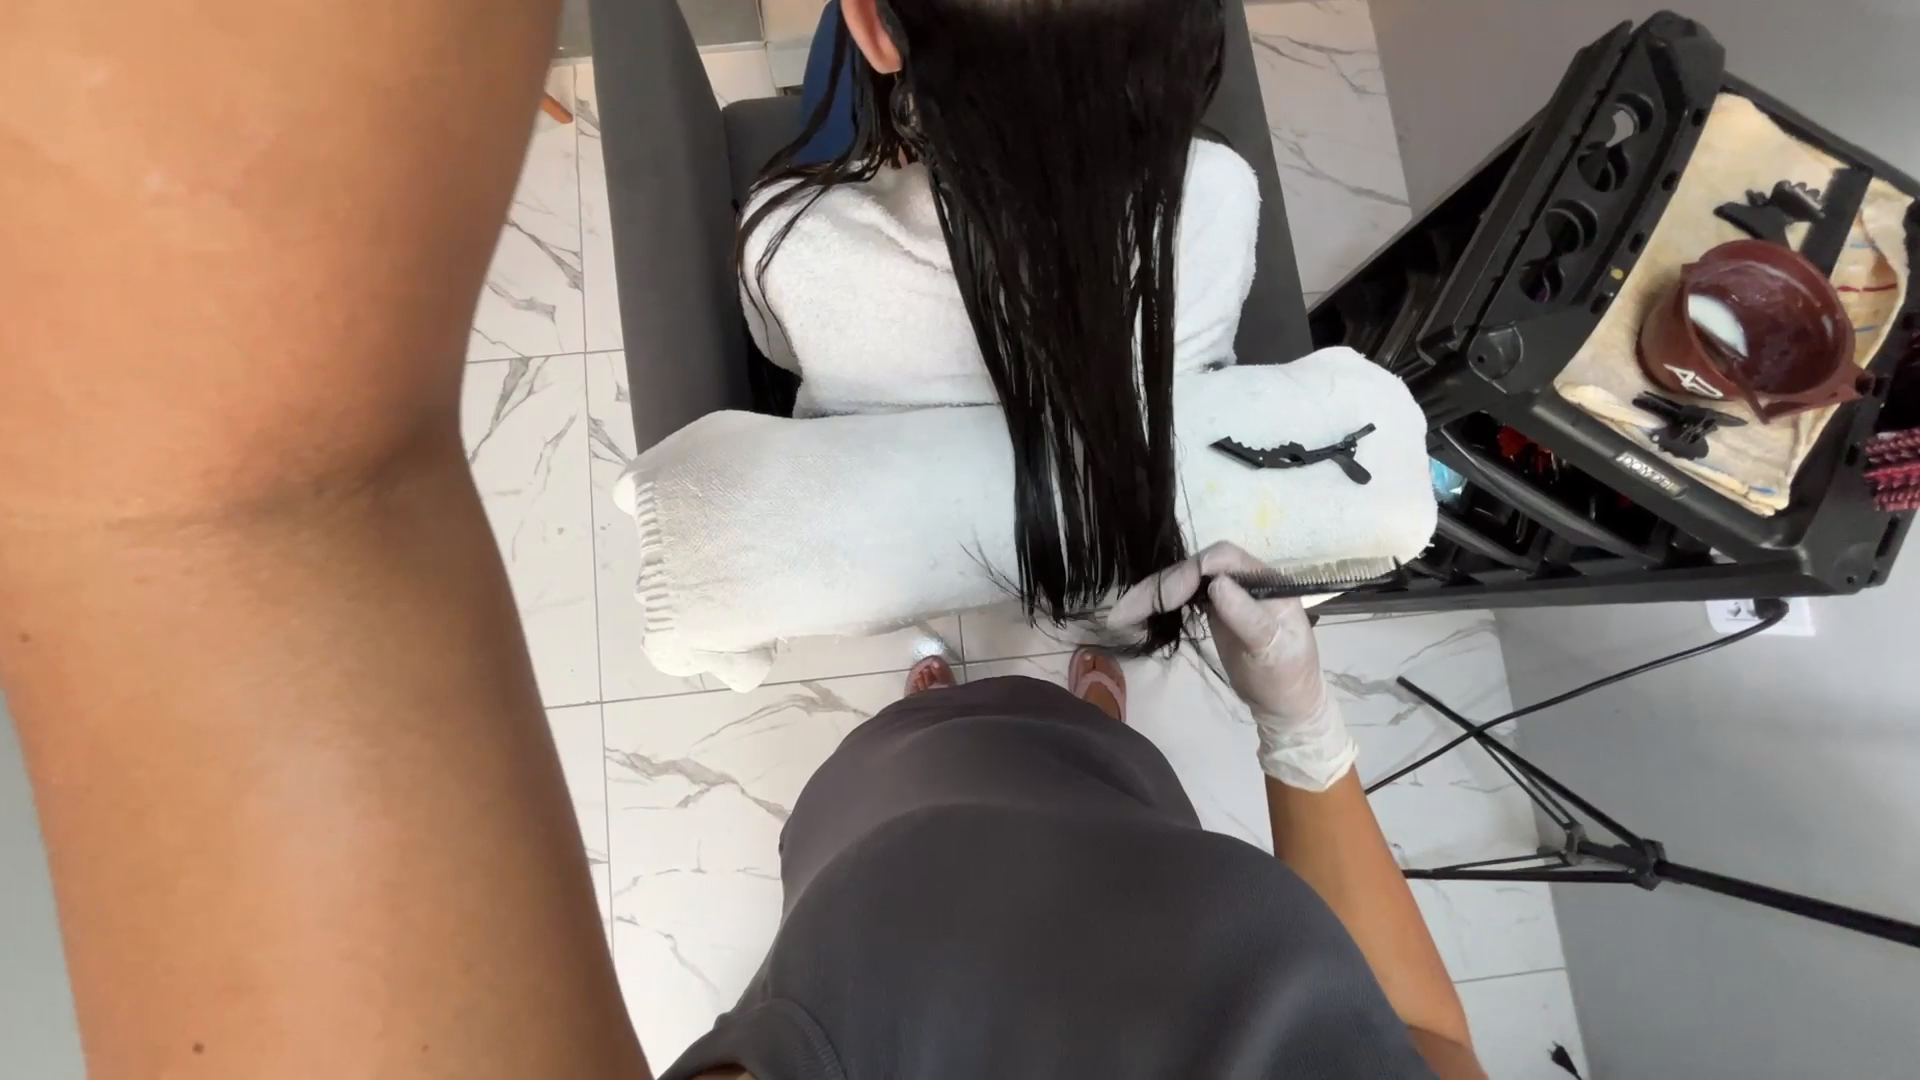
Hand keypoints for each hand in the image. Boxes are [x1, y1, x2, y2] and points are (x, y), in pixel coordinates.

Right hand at [1110, 542, 1357, 790]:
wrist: (1285, 704)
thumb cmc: (1286, 677)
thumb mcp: (1272, 650)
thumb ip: (1246, 615)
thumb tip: (1215, 583)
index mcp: (1264, 579)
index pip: (1221, 558)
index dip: (1189, 573)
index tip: (1167, 600)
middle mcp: (1242, 578)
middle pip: (1193, 567)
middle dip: (1159, 587)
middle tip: (1126, 612)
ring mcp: (1225, 592)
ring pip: (1180, 582)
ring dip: (1150, 596)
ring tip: (1120, 616)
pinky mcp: (1211, 607)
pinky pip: (1179, 596)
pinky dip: (1156, 605)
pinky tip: (1135, 615)